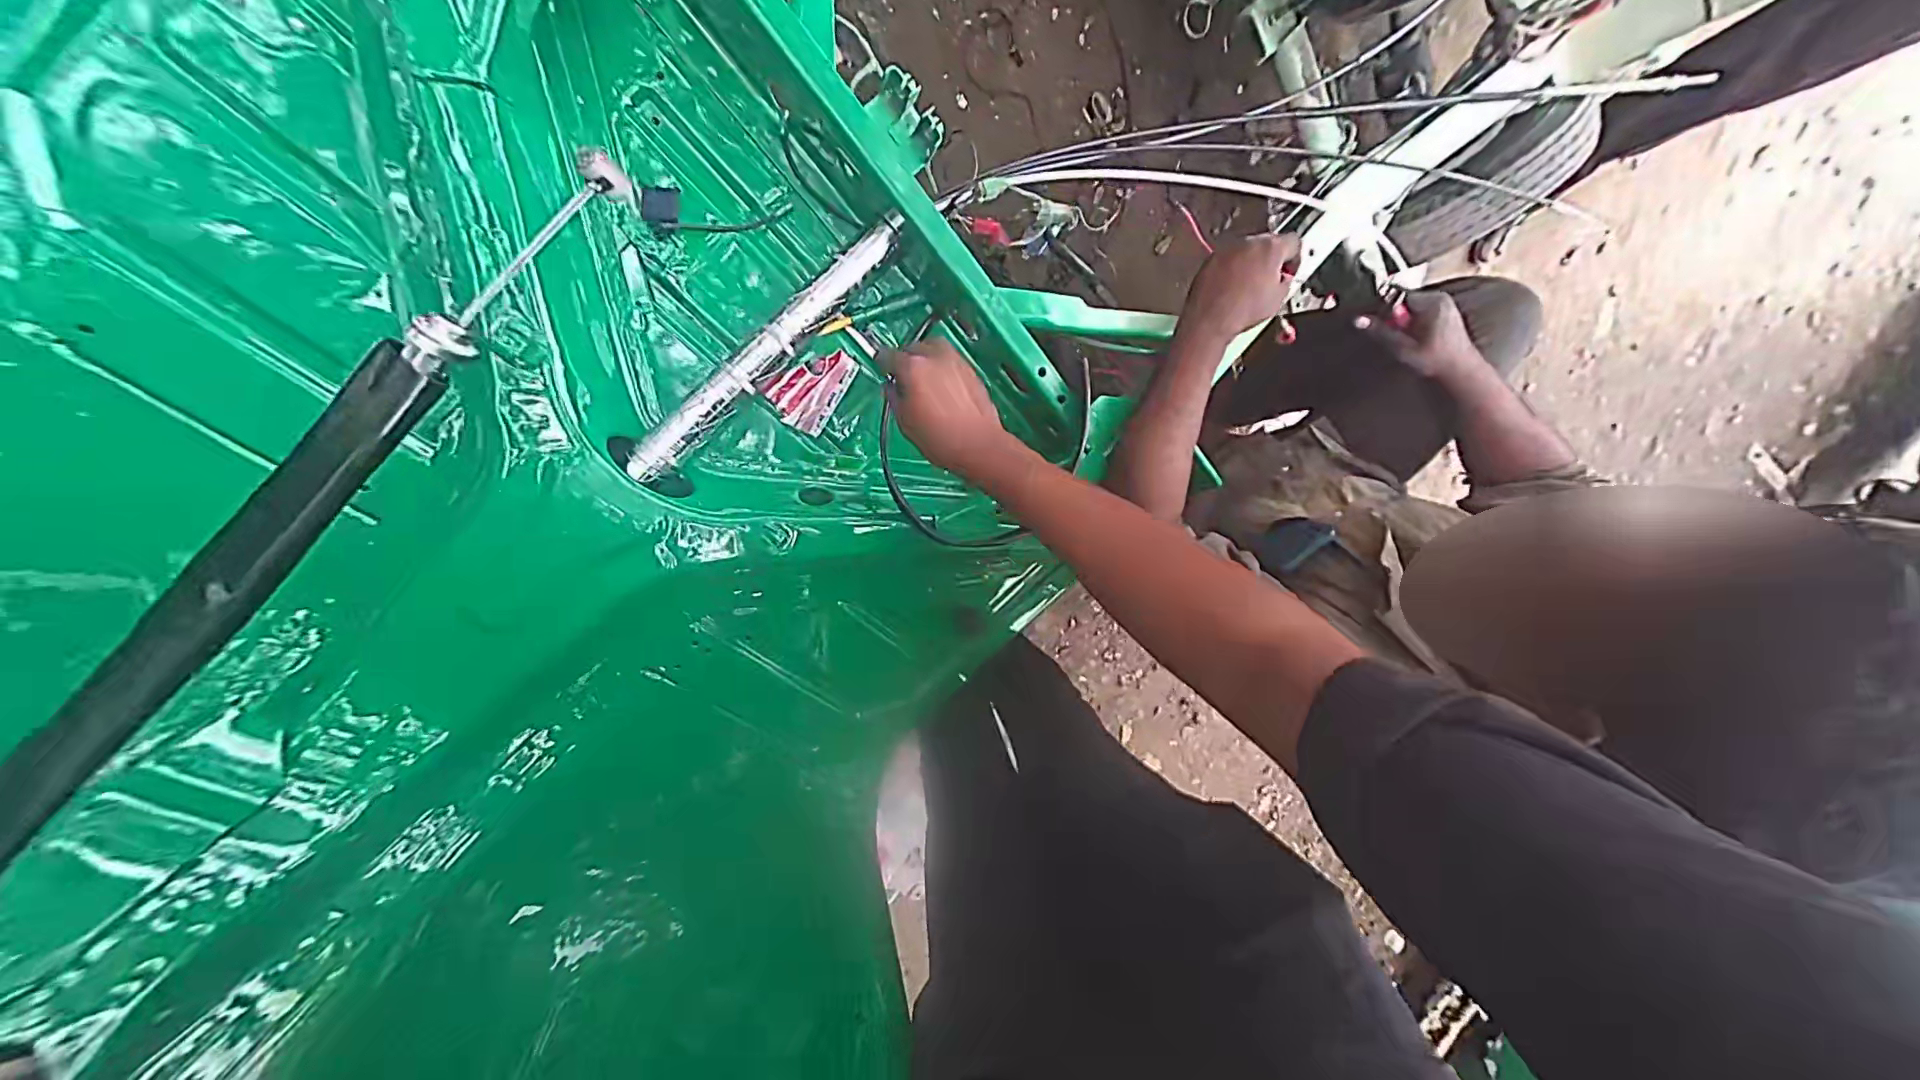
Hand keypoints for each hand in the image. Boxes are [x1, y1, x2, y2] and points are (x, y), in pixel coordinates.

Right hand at [882, 339, 1022, 481]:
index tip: (884, 372)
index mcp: (913, 367)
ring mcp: (956, 360)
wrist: (979, 445)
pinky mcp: (971, 370)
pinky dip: (942, 369)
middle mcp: (934, 356)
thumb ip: (894, 397)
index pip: (888, 355)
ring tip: (924, 383)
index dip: (883, 365)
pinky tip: (942, 389)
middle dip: (906, 360)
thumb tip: (892, 387)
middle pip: (913, 348)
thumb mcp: (904, 421)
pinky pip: (949, 362)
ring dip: (925, 361)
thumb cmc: (939, 438)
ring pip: (933, 351)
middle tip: (904, 380)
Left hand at [1179, 233, 1301, 340]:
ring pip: (1246, 251)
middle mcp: (1248, 242)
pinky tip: (1231, 288)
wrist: (1209, 321)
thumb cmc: (1241, 311)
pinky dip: (1231, 270)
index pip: (1294, 242)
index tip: (1289, 270)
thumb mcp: (1278, 299)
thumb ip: (1286, 281)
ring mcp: (1227, 250)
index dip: (1294, 259)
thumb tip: (1283, 279)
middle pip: (1268, 244)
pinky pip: (1227, 260)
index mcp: (1271, 247)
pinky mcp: (1210, 259)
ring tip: (1247, 288)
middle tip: (1268, 281)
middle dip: (1270, 261)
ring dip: (1249, 264)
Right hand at [1354, 290, 1487, 380]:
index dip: (1385, 310)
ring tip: (1405, 339)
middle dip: (1394, 317)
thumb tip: (1357, 319)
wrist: (1461, 371)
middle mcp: (1440, 298)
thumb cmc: (1433, 360)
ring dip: (1403, 322)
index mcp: (1432, 301)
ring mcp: (1445, 305)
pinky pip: (1421, 312)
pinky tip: (1414, 338)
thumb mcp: (1402, 346)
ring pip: (1411, 308)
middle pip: (1404, 301)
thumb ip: (1380, 331)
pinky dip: (1413, 323)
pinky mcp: (1446, 313)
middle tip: (1394, 336)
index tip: (1378, 324)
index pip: (1398, 296)